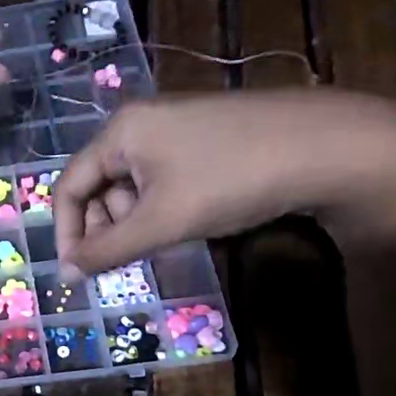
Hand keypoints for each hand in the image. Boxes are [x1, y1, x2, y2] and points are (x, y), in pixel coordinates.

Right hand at [53, 90, 395, 274]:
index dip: (67, 233)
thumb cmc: (231, 180)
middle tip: (127, 261)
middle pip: (100, 185)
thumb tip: (66, 273)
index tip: (79, 273)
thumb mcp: (161, 222)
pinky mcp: (206, 140)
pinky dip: (160, 210)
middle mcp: (142, 123)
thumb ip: (108, 250)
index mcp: (122, 131)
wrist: (329, 149)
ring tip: (160, 245)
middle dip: (104, 228)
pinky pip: (162, 180)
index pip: (69, 186)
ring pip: (133, 186)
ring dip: (134, 223)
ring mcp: (177, 129)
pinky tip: (185, 226)